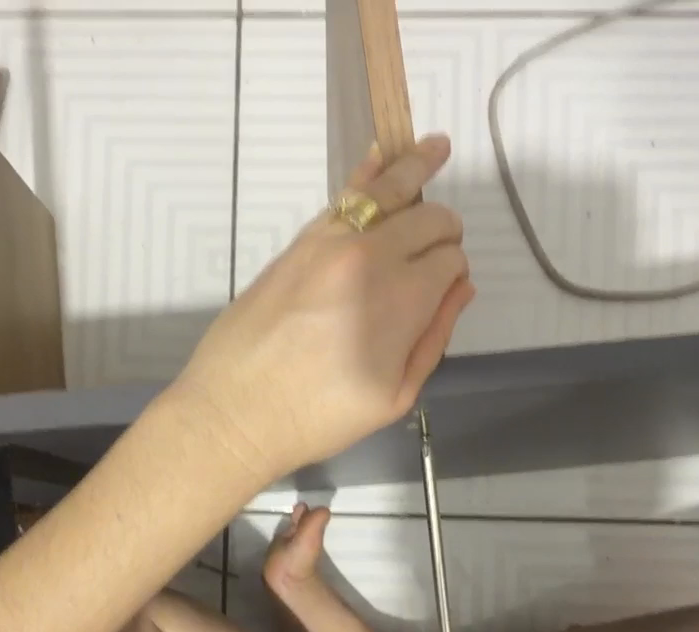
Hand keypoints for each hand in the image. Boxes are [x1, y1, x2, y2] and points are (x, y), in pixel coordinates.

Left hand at [165, 135, 475, 483]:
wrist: (236, 412)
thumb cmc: (318, 417)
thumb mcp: (394, 397)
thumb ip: (434, 338)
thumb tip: (462, 288)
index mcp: (403, 299)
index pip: (450, 259)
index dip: (455, 273)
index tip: (445, 291)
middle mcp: (371, 257)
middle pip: (428, 218)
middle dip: (444, 228)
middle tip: (442, 246)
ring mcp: (331, 242)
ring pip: (386, 190)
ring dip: (417, 167)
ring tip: (437, 146)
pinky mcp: (299, 242)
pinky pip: (342, 195)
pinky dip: (367, 173)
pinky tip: (382, 157)